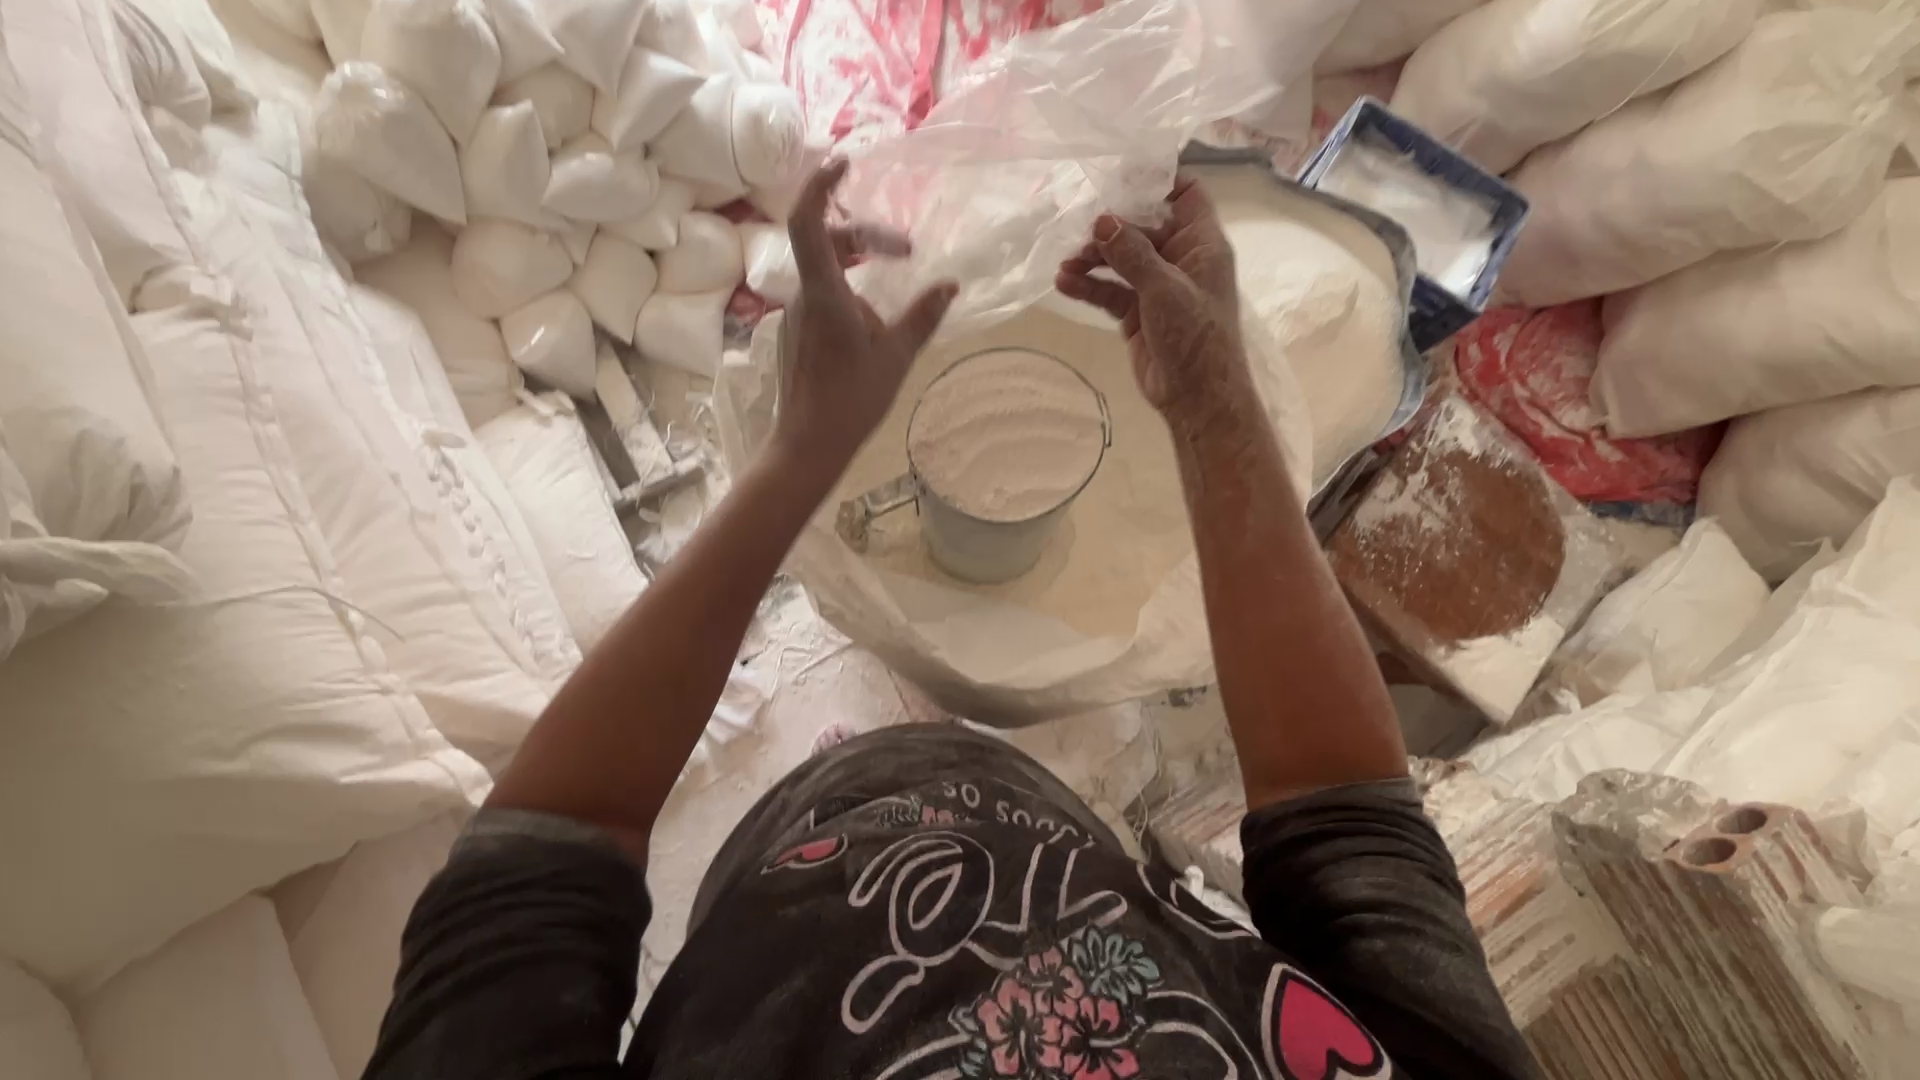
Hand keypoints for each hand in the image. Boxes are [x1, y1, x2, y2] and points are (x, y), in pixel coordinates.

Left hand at [772, 159, 958, 471]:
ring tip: (893, 308)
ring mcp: (794, 316)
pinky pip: (822, 301)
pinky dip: (848, 299)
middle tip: (906, 251)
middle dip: (867, 238)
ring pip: (826, 276)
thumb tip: (949, 286)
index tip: (845, 164)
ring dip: (860, 275)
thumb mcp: (897, 356)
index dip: (821, 185)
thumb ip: (923, 316)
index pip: (809, 221)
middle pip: (826, 244)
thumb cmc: (852, 400)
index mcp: (825, 293)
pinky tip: (871, 333)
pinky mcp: (794, 335)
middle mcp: (802, 296)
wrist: (808, 444)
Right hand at [1055, 177, 1249, 428]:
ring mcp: (1156, 287)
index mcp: (1201, 244)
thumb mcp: (1164, 289)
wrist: (1196, 397)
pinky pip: (1109, 291)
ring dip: (1094, 258)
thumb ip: (1132, 254)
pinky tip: (1064, 283)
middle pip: (1141, 227)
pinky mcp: (1136, 313)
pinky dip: (1089, 286)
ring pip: (1121, 261)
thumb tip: (1101, 220)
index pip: (1185, 195)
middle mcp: (1179, 259)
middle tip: (1079, 229)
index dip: (1157, 181)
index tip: (1120, 175)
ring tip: (1065, 262)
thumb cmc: (1194, 337)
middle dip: (1111, 227)